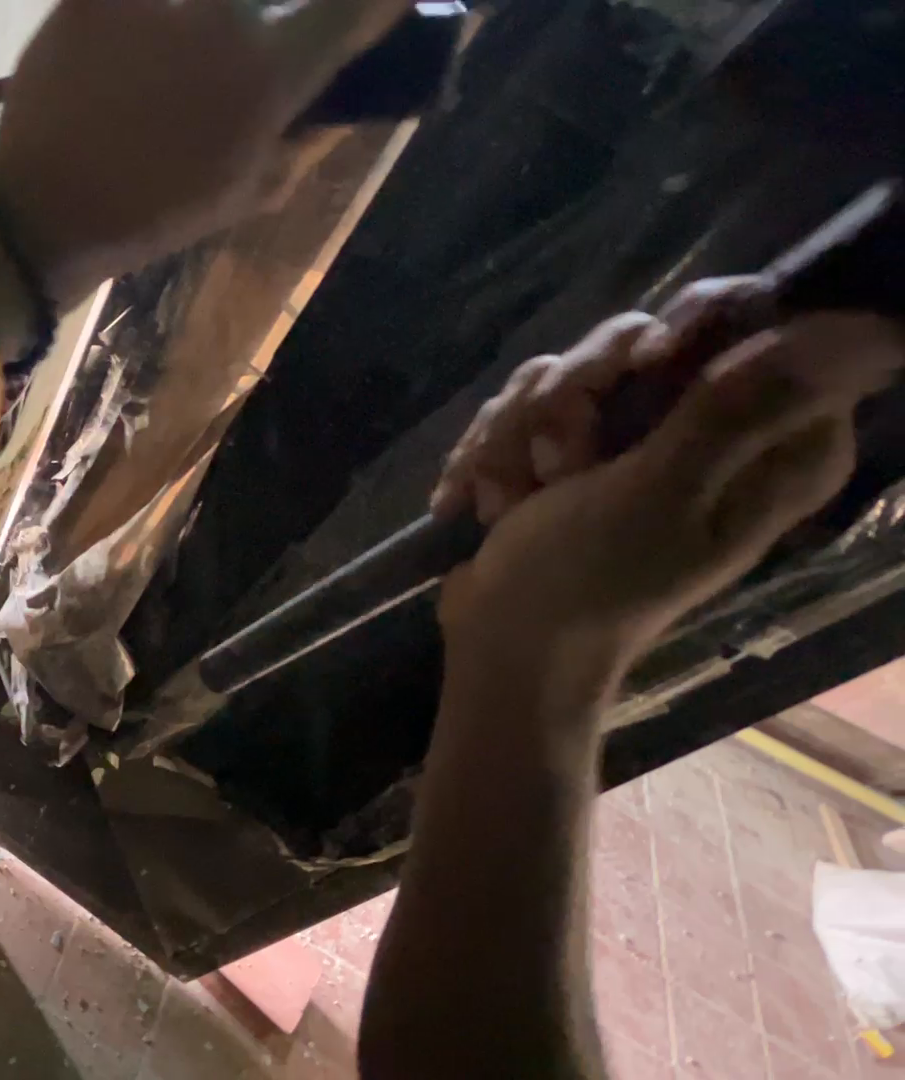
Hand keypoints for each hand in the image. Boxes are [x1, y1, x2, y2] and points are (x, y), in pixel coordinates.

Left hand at [0, 0, 415, 307]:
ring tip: (143, 97)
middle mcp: (224, 25)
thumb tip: (331, 113)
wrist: (42, 225)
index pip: (351, 10)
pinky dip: (125, 14)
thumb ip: (293, 150)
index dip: (368, 7)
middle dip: (246, 28)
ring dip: (180, 32)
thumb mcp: (232, 202)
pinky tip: (119, 54)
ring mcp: (155, 5)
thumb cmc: (143, 222)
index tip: (369, 9)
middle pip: (252, 2)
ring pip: (183, 1)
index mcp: (266, 82)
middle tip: (205, 86)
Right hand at [433, 286, 904, 672]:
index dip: (681, 334)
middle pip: (627, 343)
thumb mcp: (656, 496)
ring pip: (551, 377)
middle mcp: (698, 431)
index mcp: (762, 441)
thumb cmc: (586, 578)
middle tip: (555, 464)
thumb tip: (857, 325)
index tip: (638, 368)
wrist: (503, 638)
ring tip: (505, 500)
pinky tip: (475, 501)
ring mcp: (620, 443)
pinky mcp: (558, 456)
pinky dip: (484, 457)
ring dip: (511, 439)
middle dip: (565, 401)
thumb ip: (731, 411)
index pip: (745, 329)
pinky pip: (509, 414)